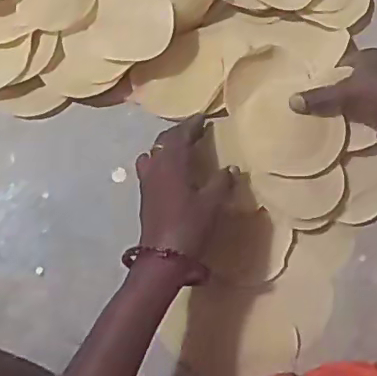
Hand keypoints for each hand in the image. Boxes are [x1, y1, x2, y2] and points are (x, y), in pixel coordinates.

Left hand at [135, 115, 232, 257]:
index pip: (180, 136)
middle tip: (195, 128)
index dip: (192, 125)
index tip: (203, 117)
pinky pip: (151, 166)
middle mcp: (156, 167)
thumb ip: (222, 182)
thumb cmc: (189, 226)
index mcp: (173, 164)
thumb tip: (230, 167)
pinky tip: (170, 169)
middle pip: (164, 141)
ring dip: (167, 145)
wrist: (162, 258)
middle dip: (179, 132)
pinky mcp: (145, 195)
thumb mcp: (212, 203)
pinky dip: (161, 159)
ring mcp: (147, 181)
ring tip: (181, 145)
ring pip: (155, 152)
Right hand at [288, 47, 376, 127]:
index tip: (320, 86)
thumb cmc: (375, 96)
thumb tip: (291, 101)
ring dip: (358, 100)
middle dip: (345, 87)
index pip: (344, 61)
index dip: (332, 73)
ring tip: (342, 113)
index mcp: (370, 55)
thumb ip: (318, 98)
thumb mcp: (343, 96)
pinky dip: (370, 111)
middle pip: (357, 75)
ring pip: (368, 90)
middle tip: (328, 101)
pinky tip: (361, 121)